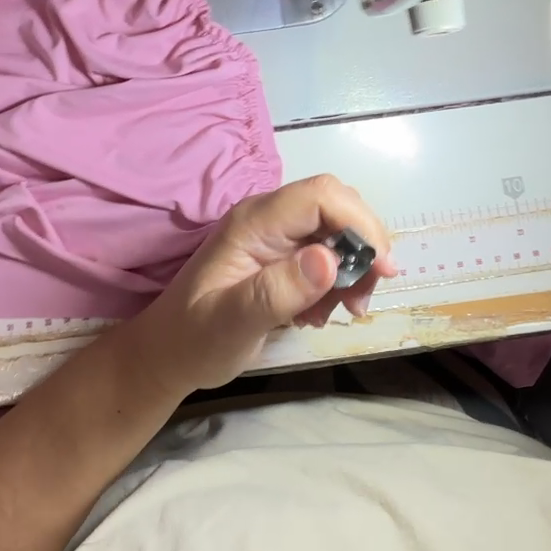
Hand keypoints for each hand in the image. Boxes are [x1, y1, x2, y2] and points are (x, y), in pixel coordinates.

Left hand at [123, 174, 399, 394]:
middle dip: (363, 248)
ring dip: (353, 270)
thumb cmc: (194, 340)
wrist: (169, 354)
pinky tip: (320, 314)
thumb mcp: (232, 323)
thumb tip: (329, 260)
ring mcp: (275, 237)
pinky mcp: (281, 257)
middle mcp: (268, 219)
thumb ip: (277, 291)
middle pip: (337, 207)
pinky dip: (338, 282)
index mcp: (254, 222)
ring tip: (341, 313)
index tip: (380, 270)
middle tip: (360, 300)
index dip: (360, 224)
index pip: (322, 195)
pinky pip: (327, 254)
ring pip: (338, 231)